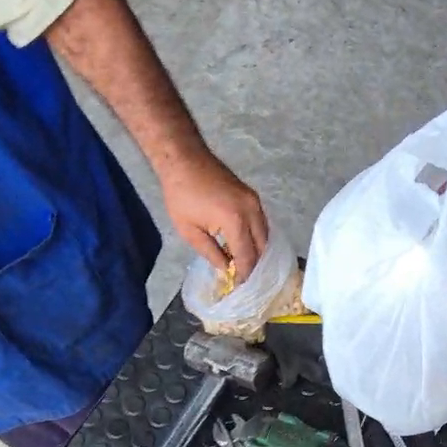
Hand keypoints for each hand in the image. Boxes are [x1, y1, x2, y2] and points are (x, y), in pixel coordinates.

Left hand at [160, 151, 268, 283]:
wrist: (183, 158)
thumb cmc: (180, 194)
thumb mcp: (189, 231)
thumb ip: (211, 253)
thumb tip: (225, 269)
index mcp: (235, 221)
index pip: (247, 257)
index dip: (244, 275)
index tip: (240, 288)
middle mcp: (252, 212)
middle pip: (263, 248)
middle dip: (256, 266)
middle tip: (247, 280)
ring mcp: (255, 202)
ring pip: (266, 236)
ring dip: (259, 252)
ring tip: (248, 266)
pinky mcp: (253, 197)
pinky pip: (262, 224)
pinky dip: (258, 238)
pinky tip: (247, 246)